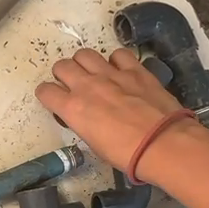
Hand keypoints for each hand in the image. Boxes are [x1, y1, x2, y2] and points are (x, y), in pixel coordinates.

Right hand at [36, 47, 192, 178]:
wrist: (163, 144)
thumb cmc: (125, 153)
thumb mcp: (93, 143)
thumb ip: (83, 122)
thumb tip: (85, 116)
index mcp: (72, 108)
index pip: (45, 91)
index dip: (47, 94)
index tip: (53, 99)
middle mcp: (86, 86)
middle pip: (62, 65)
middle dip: (62, 73)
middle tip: (71, 82)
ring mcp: (111, 74)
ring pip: (85, 54)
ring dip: (84, 63)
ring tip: (92, 72)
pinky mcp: (135, 70)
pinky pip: (118, 54)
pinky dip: (115, 60)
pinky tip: (120, 70)